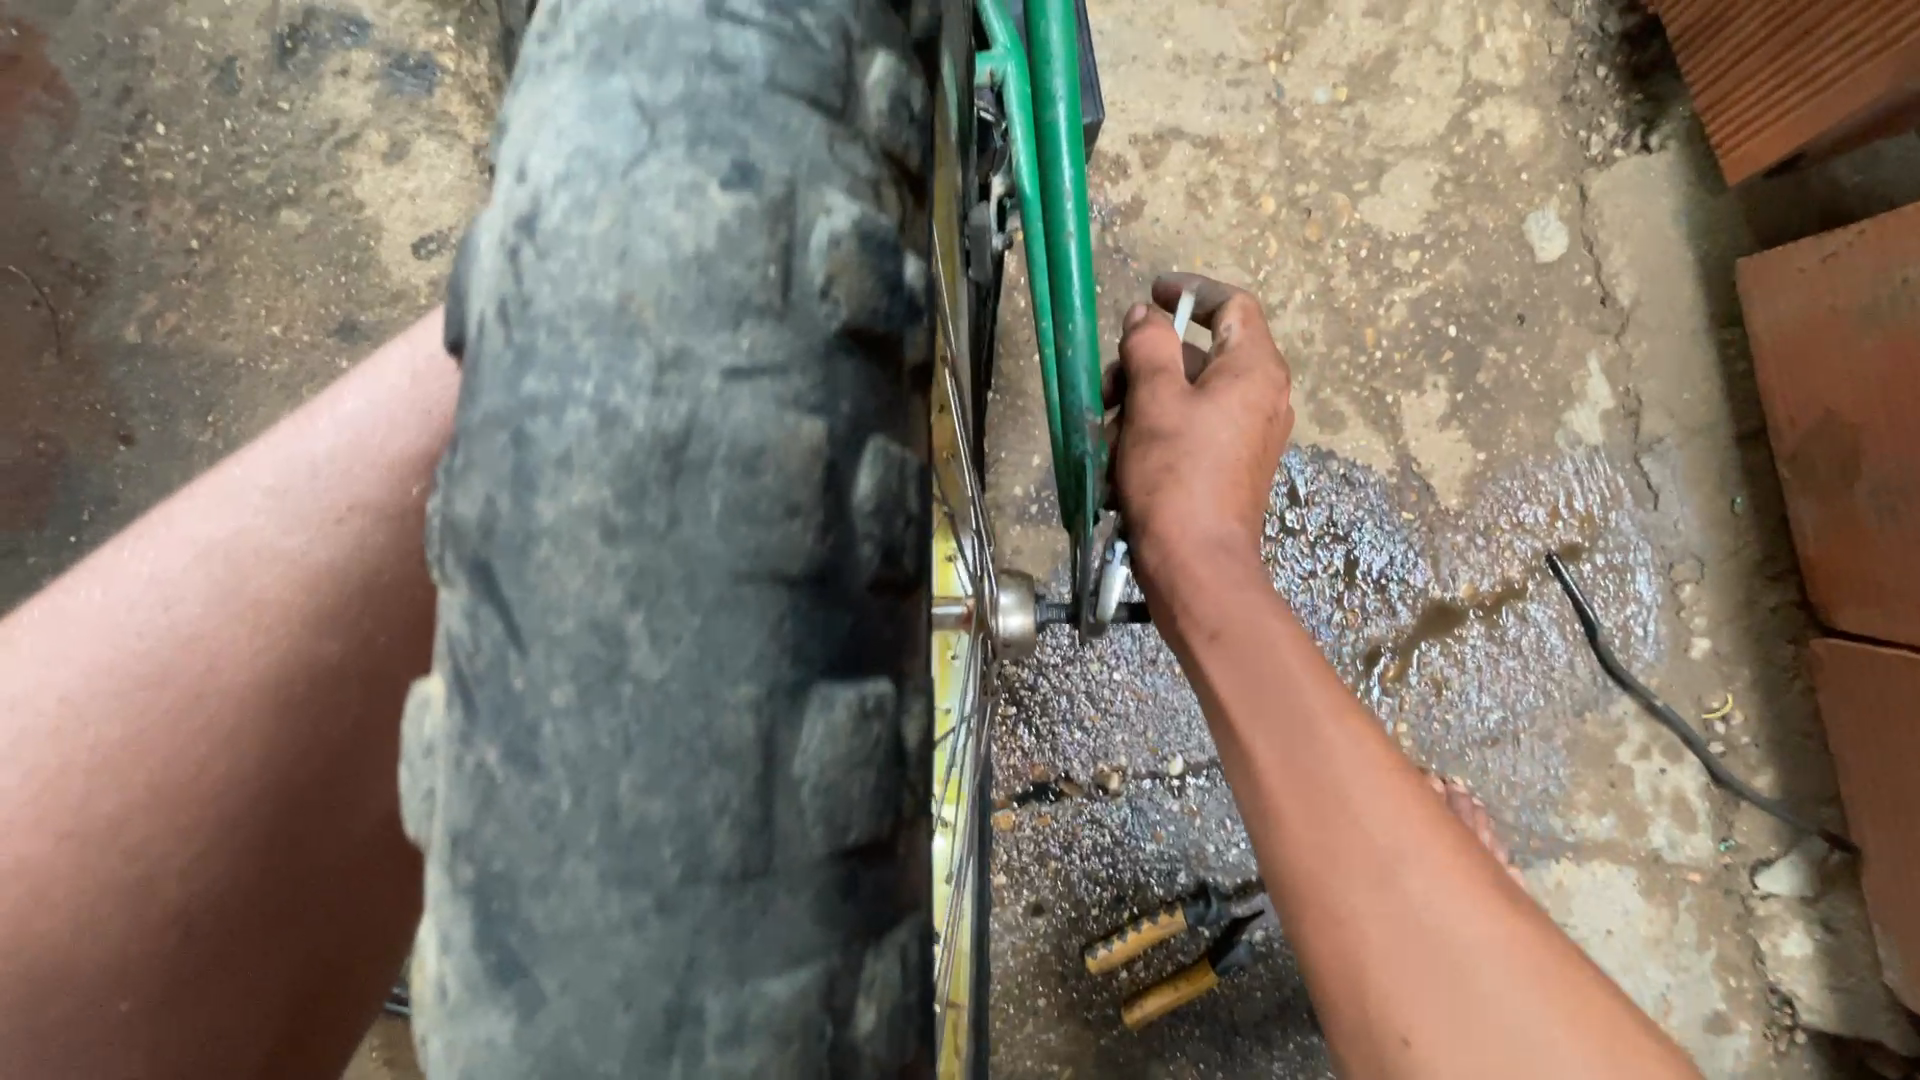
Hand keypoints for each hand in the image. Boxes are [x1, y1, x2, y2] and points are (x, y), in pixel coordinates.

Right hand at [1110, 273, 1292, 595]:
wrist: (1196, 563)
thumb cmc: (1175, 476)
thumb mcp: (1153, 401)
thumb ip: (1149, 346)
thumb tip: (1145, 315)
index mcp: (1255, 369)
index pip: (1232, 305)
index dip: (1190, 292)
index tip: (1151, 294)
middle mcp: (1261, 397)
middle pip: (1200, 356)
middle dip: (1146, 365)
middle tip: (1108, 388)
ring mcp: (1247, 435)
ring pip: (1188, 396)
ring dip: (1141, 405)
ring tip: (1109, 437)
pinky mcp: (1229, 467)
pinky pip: (1191, 431)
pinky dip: (1156, 434)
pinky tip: (1123, 461)